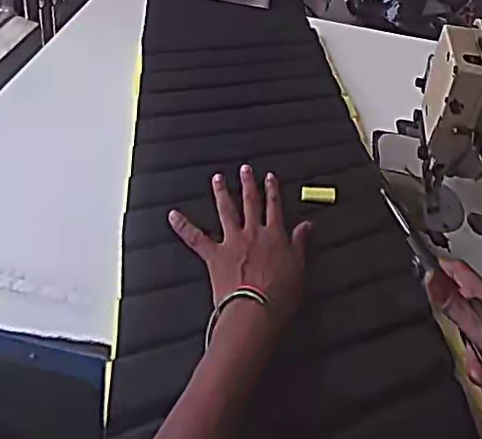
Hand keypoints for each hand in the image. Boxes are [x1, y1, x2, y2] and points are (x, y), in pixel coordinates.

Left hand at [169, 164, 313, 332]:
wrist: (256, 312)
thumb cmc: (279, 296)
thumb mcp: (299, 267)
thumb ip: (301, 243)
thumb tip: (307, 225)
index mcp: (274, 235)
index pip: (274, 206)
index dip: (272, 190)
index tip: (269, 177)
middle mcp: (253, 232)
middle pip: (250, 202)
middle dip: (247, 183)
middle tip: (244, 169)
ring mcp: (232, 242)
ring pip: (226, 211)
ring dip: (221, 193)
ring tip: (217, 179)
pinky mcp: (215, 256)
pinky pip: (196, 238)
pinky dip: (184, 226)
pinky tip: (174, 216)